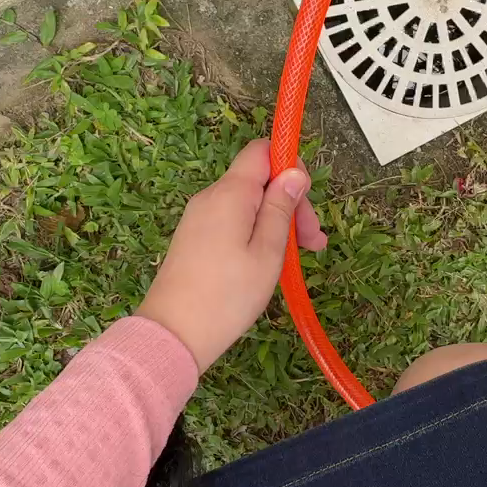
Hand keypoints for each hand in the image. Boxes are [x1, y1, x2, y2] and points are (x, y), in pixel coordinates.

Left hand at [137, 139, 327, 369]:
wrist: (172, 335)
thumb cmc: (228, 295)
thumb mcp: (268, 251)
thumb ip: (281, 207)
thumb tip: (294, 171)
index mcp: (230, 193)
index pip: (261, 151)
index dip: (288, 165)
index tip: (306, 198)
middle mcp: (211, 197)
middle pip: (258, 180)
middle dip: (290, 202)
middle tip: (314, 242)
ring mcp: (199, 218)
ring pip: (248, 203)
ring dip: (276, 221)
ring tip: (301, 257)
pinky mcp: (194, 238)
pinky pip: (232, 221)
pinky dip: (255, 233)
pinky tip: (271, 261)